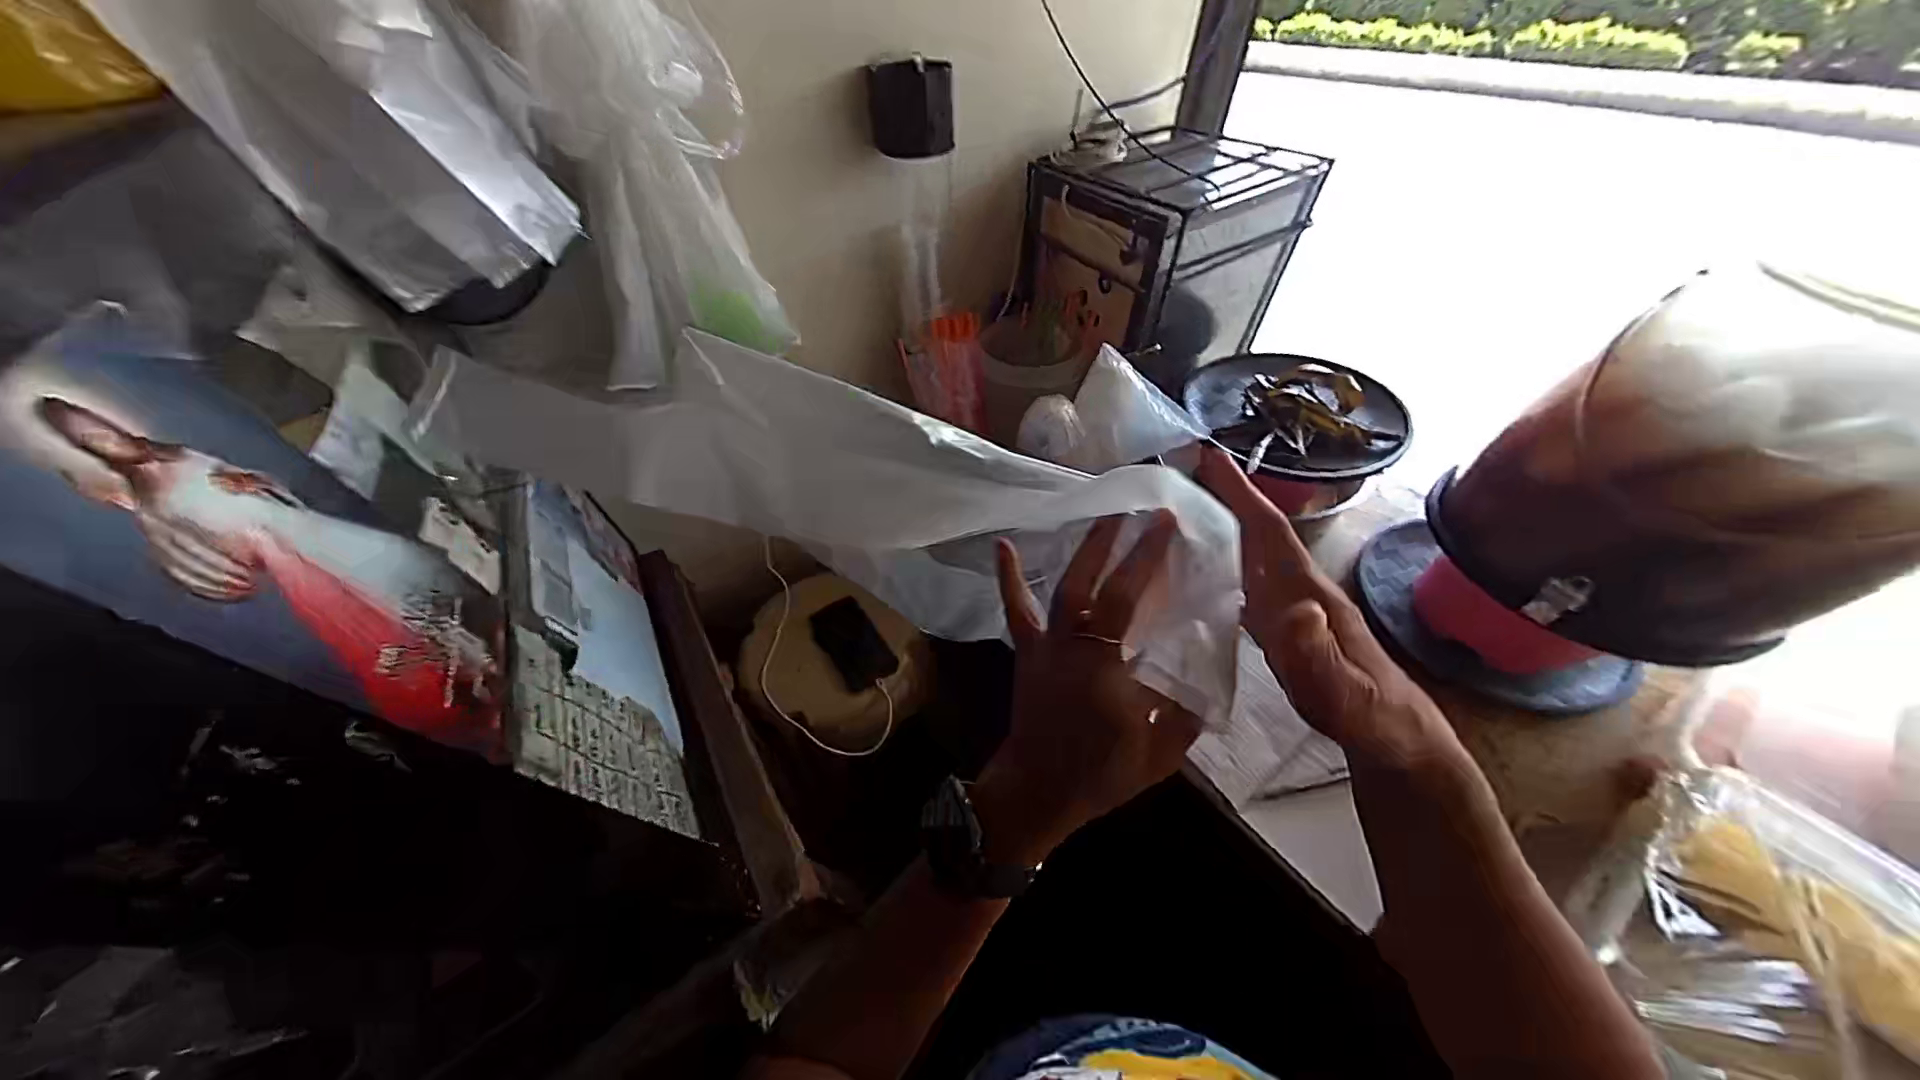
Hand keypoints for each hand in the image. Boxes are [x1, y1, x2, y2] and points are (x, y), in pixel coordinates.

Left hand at [973, 511, 1201, 865]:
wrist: (1037, 790)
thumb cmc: (1098, 774)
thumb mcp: (1158, 751)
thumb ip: (1185, 713)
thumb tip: (1204, 677)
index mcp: (1105, 664)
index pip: (1127, 599)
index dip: (1146, 559)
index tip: (1167, 525)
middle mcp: (1072, 644)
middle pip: (1094, 583)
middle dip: (1120, 544)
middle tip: (1144, 514)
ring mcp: (1045, 645)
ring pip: (1062, 588)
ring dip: (1084, 551)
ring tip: (1103, 518)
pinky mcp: (1027, 652)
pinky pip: (1017, 610)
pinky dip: (1010, 577)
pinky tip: (1003, 544)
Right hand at [1196, 447, 1461, 773]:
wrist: (1392, 735)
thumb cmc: (1365, 715)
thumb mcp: (1342, 693)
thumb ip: (1317, 654)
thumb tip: (1294, 605)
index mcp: (1308, 593)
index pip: (1271, 533)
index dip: (1242, 494)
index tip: (1210, 457)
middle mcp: (1298, 588)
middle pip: (1257, 531)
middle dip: (1224, 495)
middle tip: (1181, 468)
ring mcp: (1290, 604)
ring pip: (1249, 551)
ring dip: (1220, 522)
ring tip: (1180, 503)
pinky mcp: (1282, 623)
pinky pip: (1245, 578)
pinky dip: (1221, 558)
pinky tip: (1198, 562)